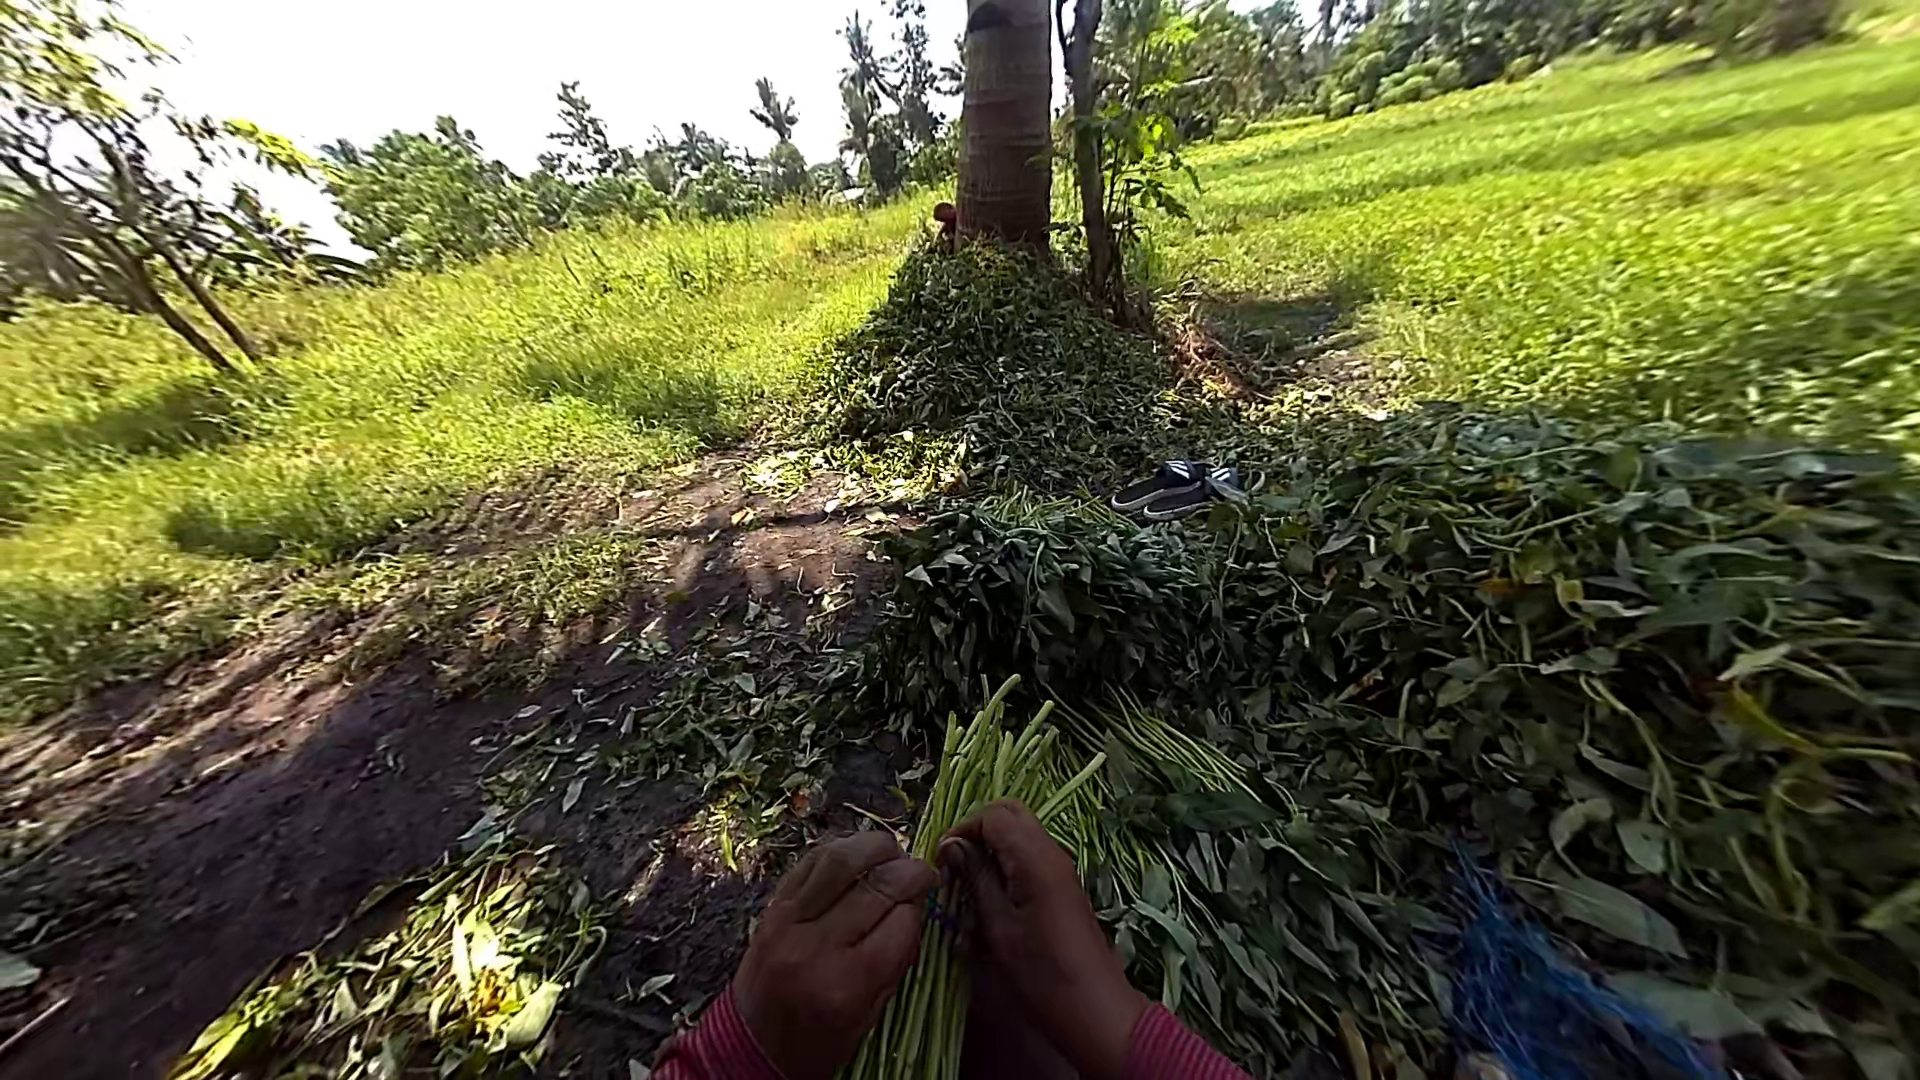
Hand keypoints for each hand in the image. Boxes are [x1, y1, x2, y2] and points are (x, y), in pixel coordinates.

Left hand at [732, 831, 937, 1079]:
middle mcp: (817, 946)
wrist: (747, 1049)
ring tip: (893, 851)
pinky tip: (857, 853)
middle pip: (878, 885)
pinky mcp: (774, 904)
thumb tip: (917, 905)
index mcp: (846, 985)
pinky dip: (841, 848)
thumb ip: (894, 960)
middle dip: (910, 870)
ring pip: (843, 858)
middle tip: (923, 870)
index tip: (927, 899)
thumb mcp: (867, 1017)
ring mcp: (790, 919)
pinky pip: (812, 859)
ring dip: (877, 846)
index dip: (919, 906)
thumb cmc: (815, 1043)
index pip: (901, 923)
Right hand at [941, 800, 1148, 1079]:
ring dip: (991, 847)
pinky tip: (990, 897)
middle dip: (978, 829)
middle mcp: (1050, 851)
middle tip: (955, 860)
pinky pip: (1028, 854)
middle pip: (1010, 813)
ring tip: (969, 881)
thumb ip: (976, 879)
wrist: (1097, 1012)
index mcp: (1035, 857)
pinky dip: (1006, 863)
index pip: (993, 815)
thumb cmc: (1043, 975)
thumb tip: (952, 846)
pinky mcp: (1061, 883)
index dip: (963, 829)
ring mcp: (1059, 866)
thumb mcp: (999, 928)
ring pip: (1019, 832)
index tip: (942, 859)